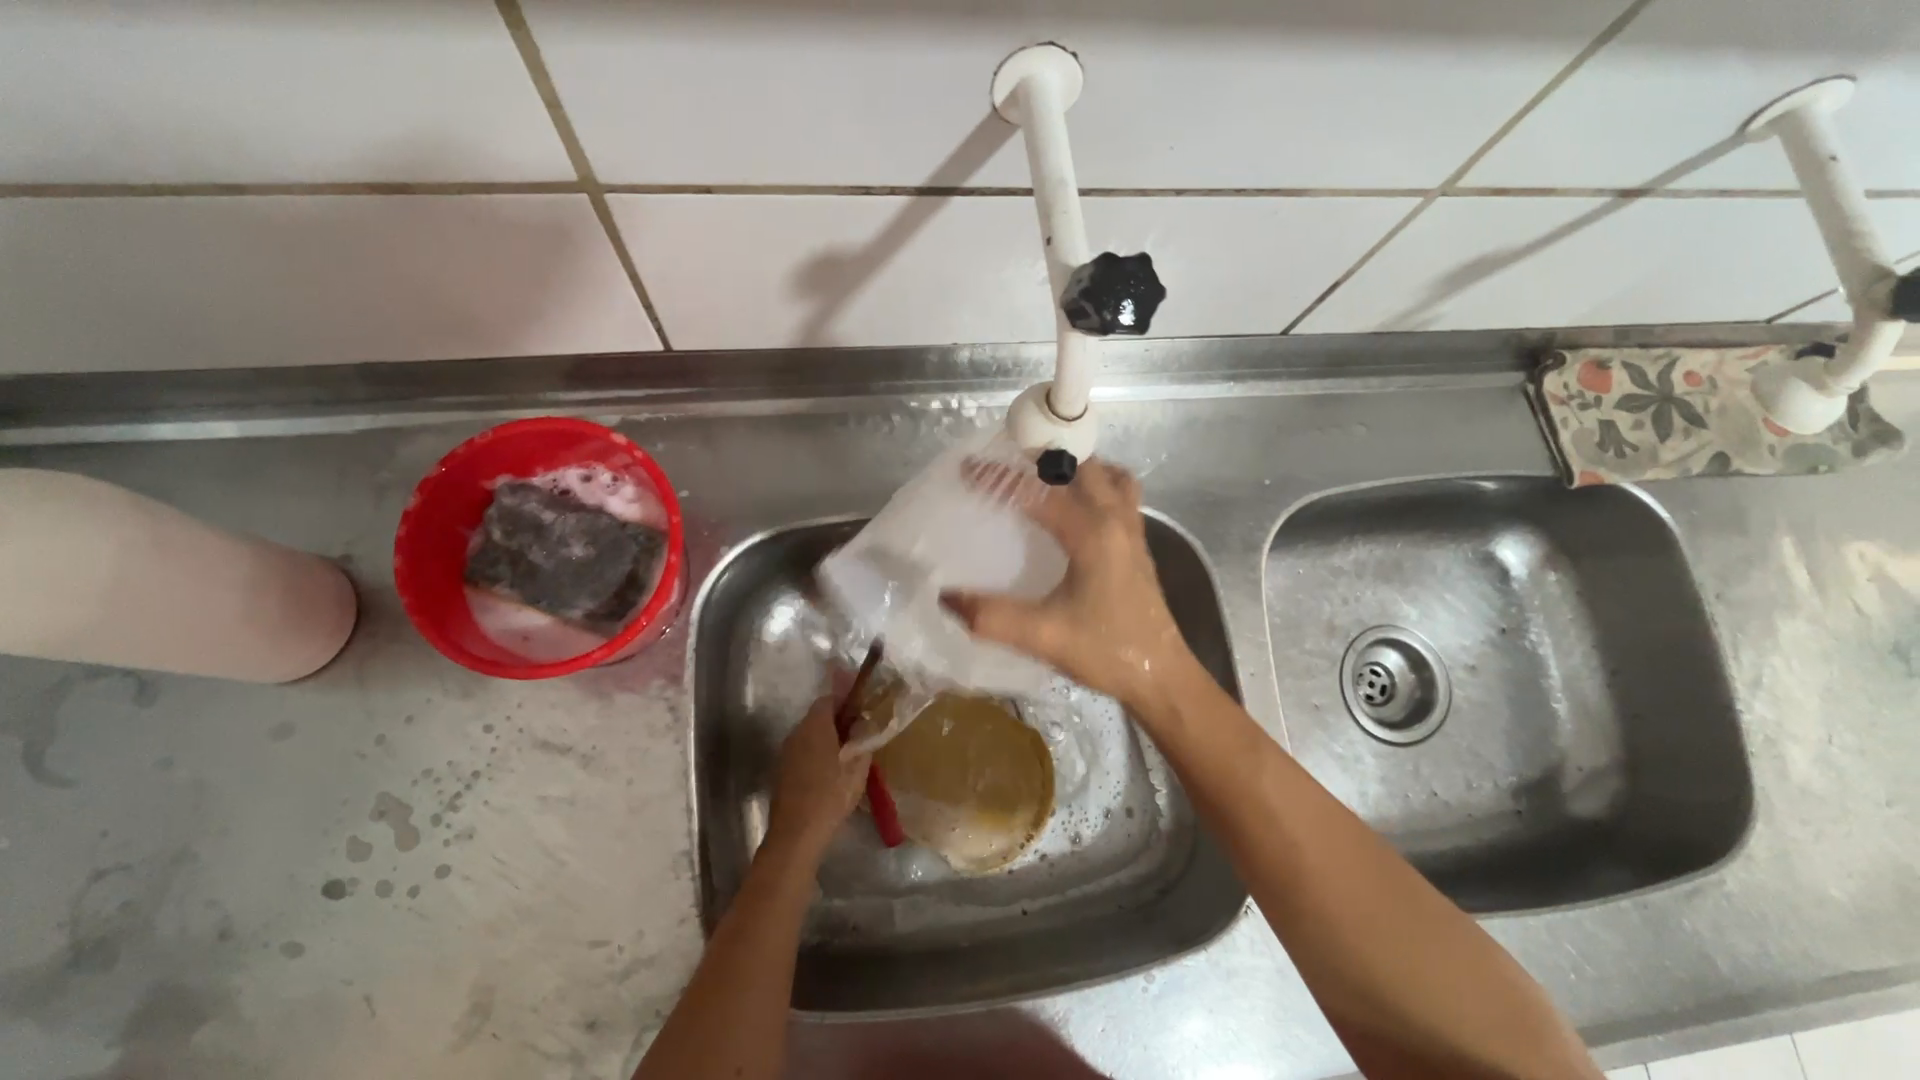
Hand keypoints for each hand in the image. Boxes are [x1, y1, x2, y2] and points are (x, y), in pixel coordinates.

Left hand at [764, 694, 871, 859]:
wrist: (796, 833)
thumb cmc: (831, 795)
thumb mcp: (857, 767)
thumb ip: (863, 739)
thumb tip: (864, 721)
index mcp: (815, 727)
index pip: (828, 699)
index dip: (845, 699)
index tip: (862, 708)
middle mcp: (796, 734)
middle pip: (817, 717)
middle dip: (838, 721)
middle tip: (859, 733)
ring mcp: (786, 753)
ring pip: (809, 735)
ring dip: (827, 739)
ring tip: (848, 755)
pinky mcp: (782, 771)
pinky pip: (803, 752)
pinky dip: (817, 754)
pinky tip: (831, 773)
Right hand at [942, 460, 1197, 714]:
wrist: (1161, 676)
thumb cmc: (1106, 651)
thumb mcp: (1042, 636)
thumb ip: (991, 616)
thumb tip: (945, 597)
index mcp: (1091, 532)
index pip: (1037, 491)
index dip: (998, 478)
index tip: (966, 469)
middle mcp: (1116, 520)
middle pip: (1082, 465)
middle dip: (1044, 455)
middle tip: (1006, 459)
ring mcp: (1132, 531)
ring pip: (1108, 476)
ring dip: (1077, 467)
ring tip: (1042, 476)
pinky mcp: (1138, 547)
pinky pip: (1120, 495)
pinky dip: (1097, 486)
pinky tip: (1074, 510)